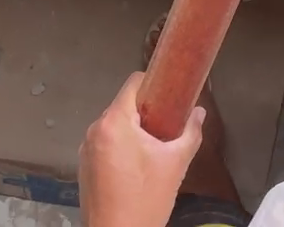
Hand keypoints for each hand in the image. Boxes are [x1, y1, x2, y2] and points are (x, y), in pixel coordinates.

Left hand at [80, 73, 206, 226]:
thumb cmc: (145, 201)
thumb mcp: (175, 165)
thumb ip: (190, 133)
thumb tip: (199, 112)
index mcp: (114, 122)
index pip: (134, 82)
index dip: (154, 83)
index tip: (170, 95)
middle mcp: (95, 130)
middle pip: (124, 105)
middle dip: (146, 112)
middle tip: (167, 126)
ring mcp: (86, 150)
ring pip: (115, 125)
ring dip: (133, 131)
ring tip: (153, 150)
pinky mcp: (83, 168)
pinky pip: (105, 144)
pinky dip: (120, 147)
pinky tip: (136, 167)